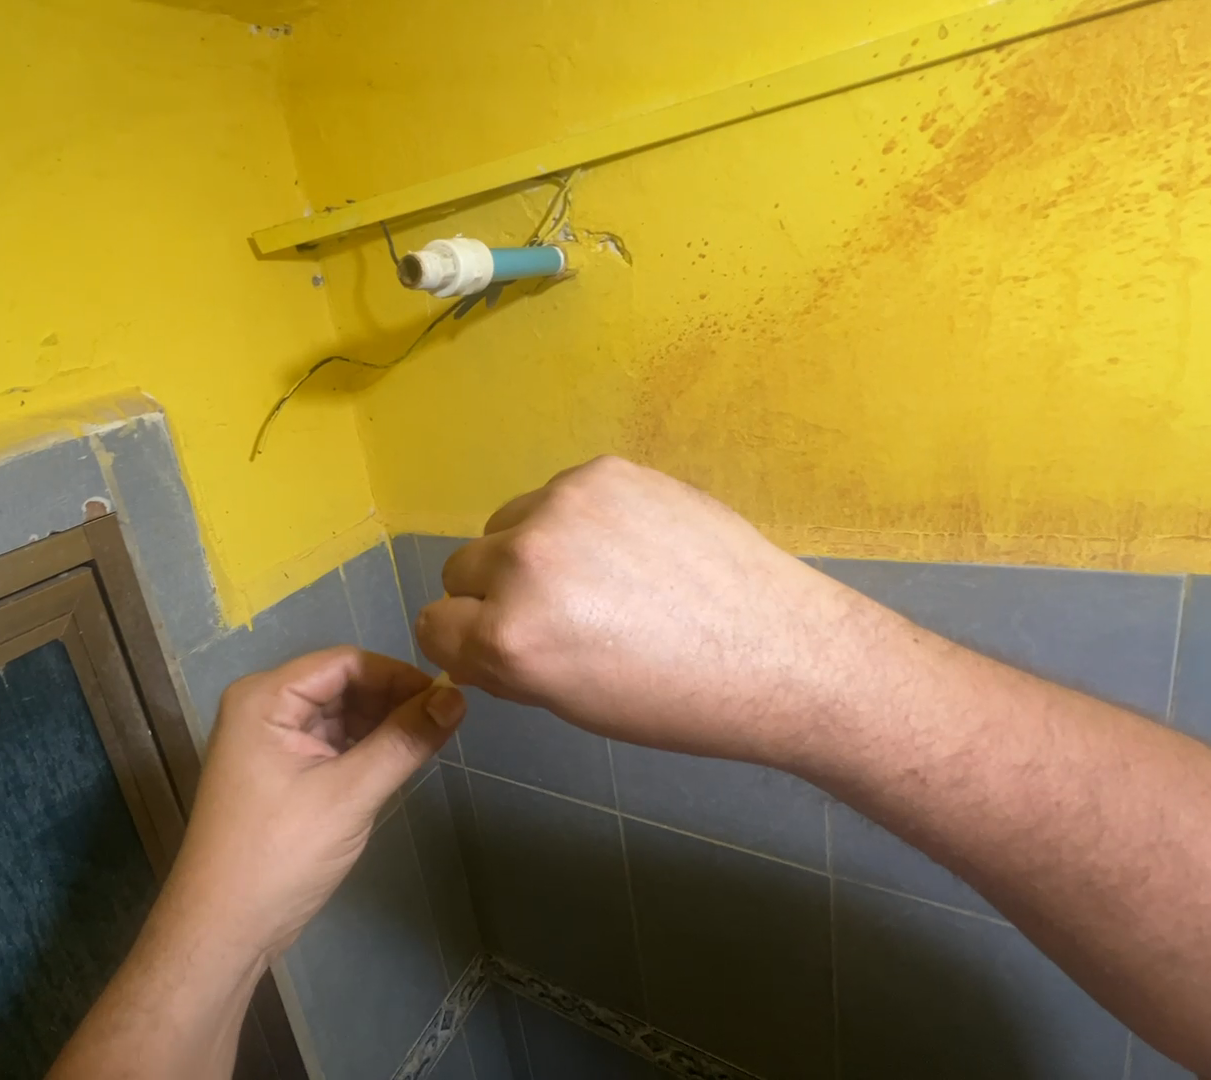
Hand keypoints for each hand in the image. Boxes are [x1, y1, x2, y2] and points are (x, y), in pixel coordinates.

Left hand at [157, 647, 465, 963]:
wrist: (221, 935)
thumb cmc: (280, 856)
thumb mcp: (350, 794)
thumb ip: (405, 741)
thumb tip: (458, 696)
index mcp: (265, 698)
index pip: (345, 662)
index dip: (397, 674)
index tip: (446, 697)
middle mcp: (263, 708)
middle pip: (341, 685)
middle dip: (392, 700)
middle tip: (443, 722)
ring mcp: (269, 742)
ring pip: (339, 714)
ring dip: (382, 725)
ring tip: (428, 741)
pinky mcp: (279, 772)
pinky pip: (330, 743)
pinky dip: (365, 748)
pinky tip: (398, 760)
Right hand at [415, 456, 876, 764]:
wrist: (777, 650)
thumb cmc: (672, 702)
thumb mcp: (567, 703)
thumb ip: (502, 663)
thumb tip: (470, 635)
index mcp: (508, 636)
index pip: (433, 625)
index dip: (465, 641)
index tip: (501, 647)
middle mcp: (522, 561)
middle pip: (459, 567)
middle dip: (491, 594)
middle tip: (554, 613)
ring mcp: (564, 505)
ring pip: (505, 524)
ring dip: (529, 550)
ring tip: (597, 575)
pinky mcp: (604, 471)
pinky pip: (555, 496)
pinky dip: (574, 521)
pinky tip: (628, 545)